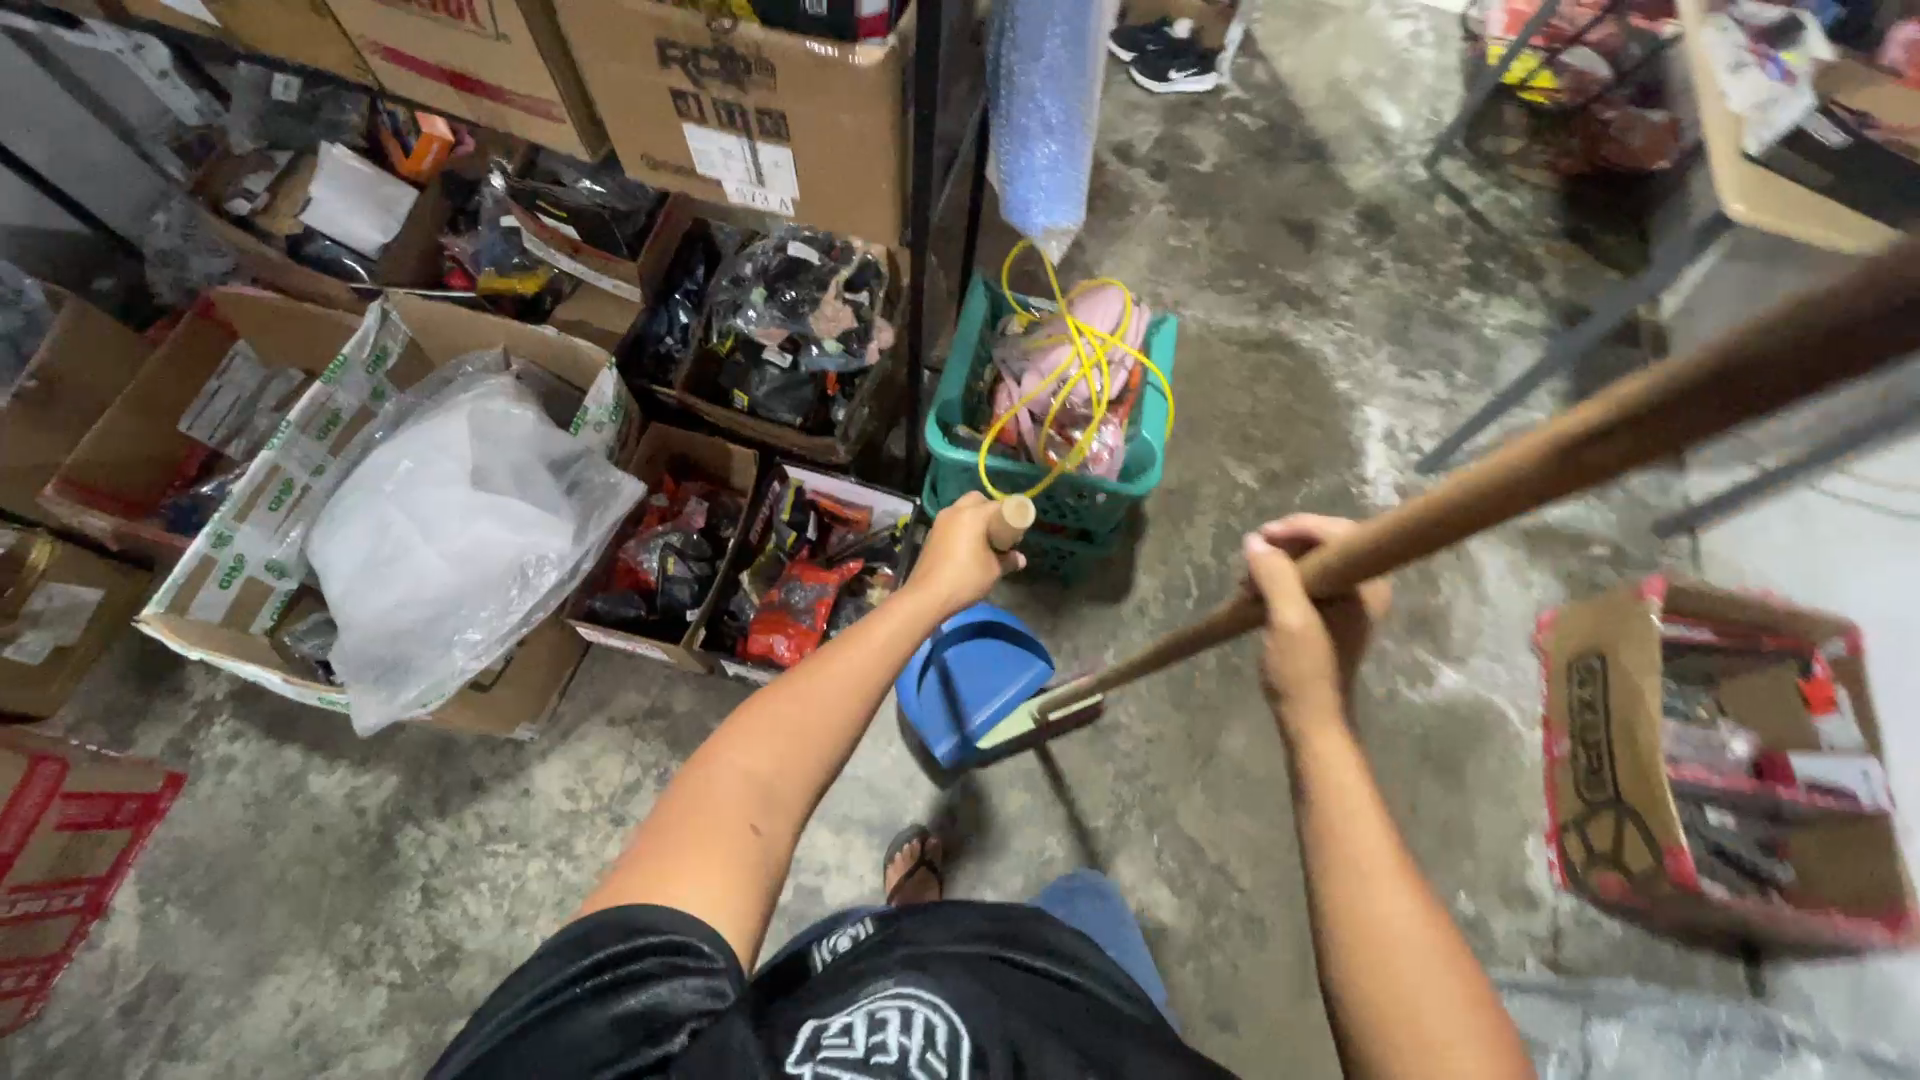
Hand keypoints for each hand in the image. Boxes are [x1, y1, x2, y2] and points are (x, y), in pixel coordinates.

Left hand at [905, 492, 1027, 612]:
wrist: (926, 596)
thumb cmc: (965, 579)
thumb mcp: (993, 571)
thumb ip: (1009, 560)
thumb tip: (1020, 559)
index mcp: (972, 515)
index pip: (998, 505)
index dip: (1011, 515)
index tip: (1017, 532)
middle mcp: (954, 512)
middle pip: (976, 499)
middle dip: (990, 510)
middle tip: (999, 530)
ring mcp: (939, 522)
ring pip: (961, 509)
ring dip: (974, 518)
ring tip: (983, 540)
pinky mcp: (931, 534)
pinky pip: (951, 522)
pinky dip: (961, 527)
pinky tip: (967, 547)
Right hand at [1242, 515, 1391, 729]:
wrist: (1310, 718)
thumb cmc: (1304, 671)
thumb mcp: (1287, 620)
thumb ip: (1274, 575)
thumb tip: (1254, 542)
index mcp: (1366, 586)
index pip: (1340, 532)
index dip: (1301, 527)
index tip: (1264, 536)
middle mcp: (1365, 587)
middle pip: (1327, 541)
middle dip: (1286, 544)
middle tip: (1253, 556)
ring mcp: (1349, 601)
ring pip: (1314, 560)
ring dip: (1278, 562)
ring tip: (1248, 579)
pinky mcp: (1330, 613)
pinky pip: (1307, 579)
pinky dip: (1281, 578)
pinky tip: (1256, 591)